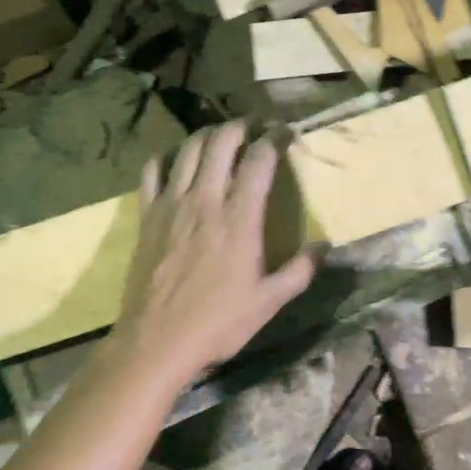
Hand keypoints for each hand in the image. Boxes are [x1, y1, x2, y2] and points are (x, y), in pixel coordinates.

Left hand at [114, 123, 317, 384]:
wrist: (157, 342)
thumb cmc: (218, 324)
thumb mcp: (269, 303)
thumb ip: (299, 271)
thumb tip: (323, 246)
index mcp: (239, 218)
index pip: (259, 159)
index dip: (274, 138)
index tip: (285, 133)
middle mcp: (205, 200)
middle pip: (221, 141)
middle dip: (239, 127)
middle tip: (252, 129)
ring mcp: (171, 204)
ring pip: (187, 149)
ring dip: (206, 136)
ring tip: (218, 139)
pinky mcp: (147, 215)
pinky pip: (151, 172)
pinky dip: (165, 158)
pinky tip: (175, 163)